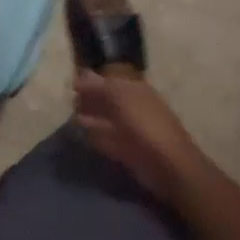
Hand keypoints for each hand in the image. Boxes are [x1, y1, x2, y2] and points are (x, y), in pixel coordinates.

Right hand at [72, 70, 198, 198]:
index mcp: (134, 89)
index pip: (108, 80)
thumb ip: (99, 85)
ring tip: (74, 118)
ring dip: (90, 118)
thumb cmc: (145, 123)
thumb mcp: (120, 96)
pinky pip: (106, 139)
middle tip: (72, 103)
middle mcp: (131, 106)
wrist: (167, 164)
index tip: (72, 86)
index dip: (91, 81)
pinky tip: (83, 134)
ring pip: (104, 119)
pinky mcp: (125, 150)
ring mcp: (129, 129)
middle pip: (105, 100)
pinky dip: (95, 136)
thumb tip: (80, 75)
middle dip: (88, 100)